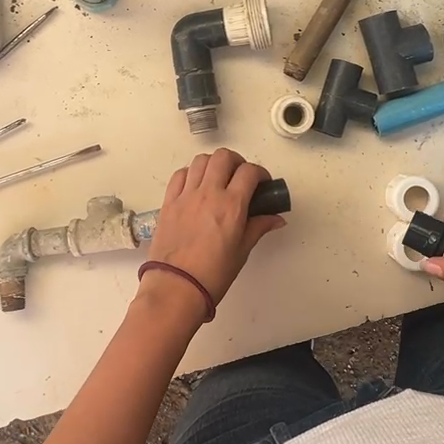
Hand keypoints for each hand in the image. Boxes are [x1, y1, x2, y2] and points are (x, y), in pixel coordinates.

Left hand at [145, 148, 285, 309]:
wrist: (176, 287)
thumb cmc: (212, 274)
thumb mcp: (242, 251)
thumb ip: (258, 227)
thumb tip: (275, 219)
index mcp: (231, 205)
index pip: (249, 172)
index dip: (260, 173)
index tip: (262, 182)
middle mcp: (208, 193)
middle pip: (223, 157)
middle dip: (236, 161)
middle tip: (241, 176)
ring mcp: (186, 195)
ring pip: (200, 160)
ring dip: (213, 164)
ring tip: (218, 178)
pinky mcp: (168, 202)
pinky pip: (179, 175)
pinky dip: (190, 173)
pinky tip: (195, 185)